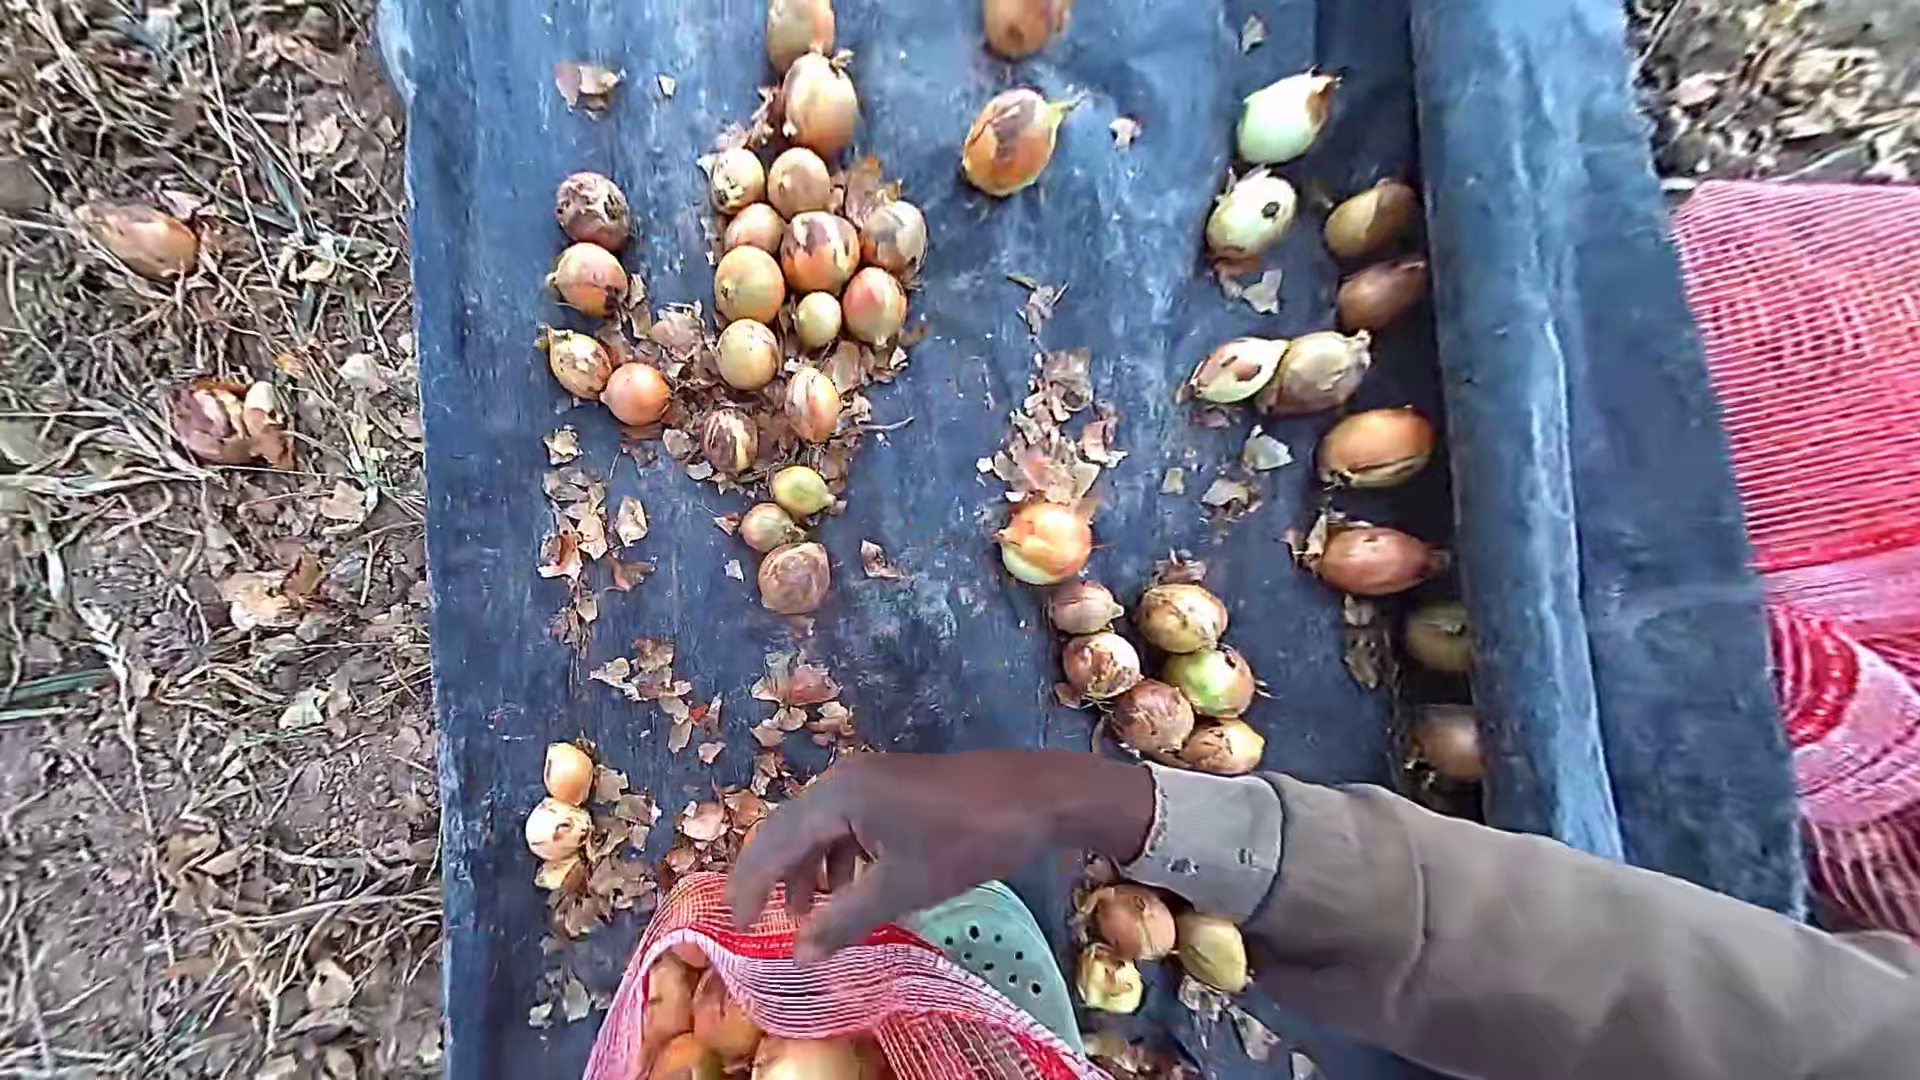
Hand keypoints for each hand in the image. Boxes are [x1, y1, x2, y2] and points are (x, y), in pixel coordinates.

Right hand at [727, 749, 1153, 961]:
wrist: (1027, 795)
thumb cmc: (962, 839)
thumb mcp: (900, 887)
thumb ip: (842, 920)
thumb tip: (797, 954)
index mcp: (837, 795)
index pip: (773, 841)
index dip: (749, 886)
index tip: (738, 929)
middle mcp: (845, 778)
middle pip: (791, 828)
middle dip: (775, 876)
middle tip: (766, 925)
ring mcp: (872, 777)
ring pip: (821, 825)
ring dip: (810, 868)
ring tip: (814, 914)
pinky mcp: (894, 784)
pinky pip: (850, 820)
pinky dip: (841, 855)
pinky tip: (855, 885)